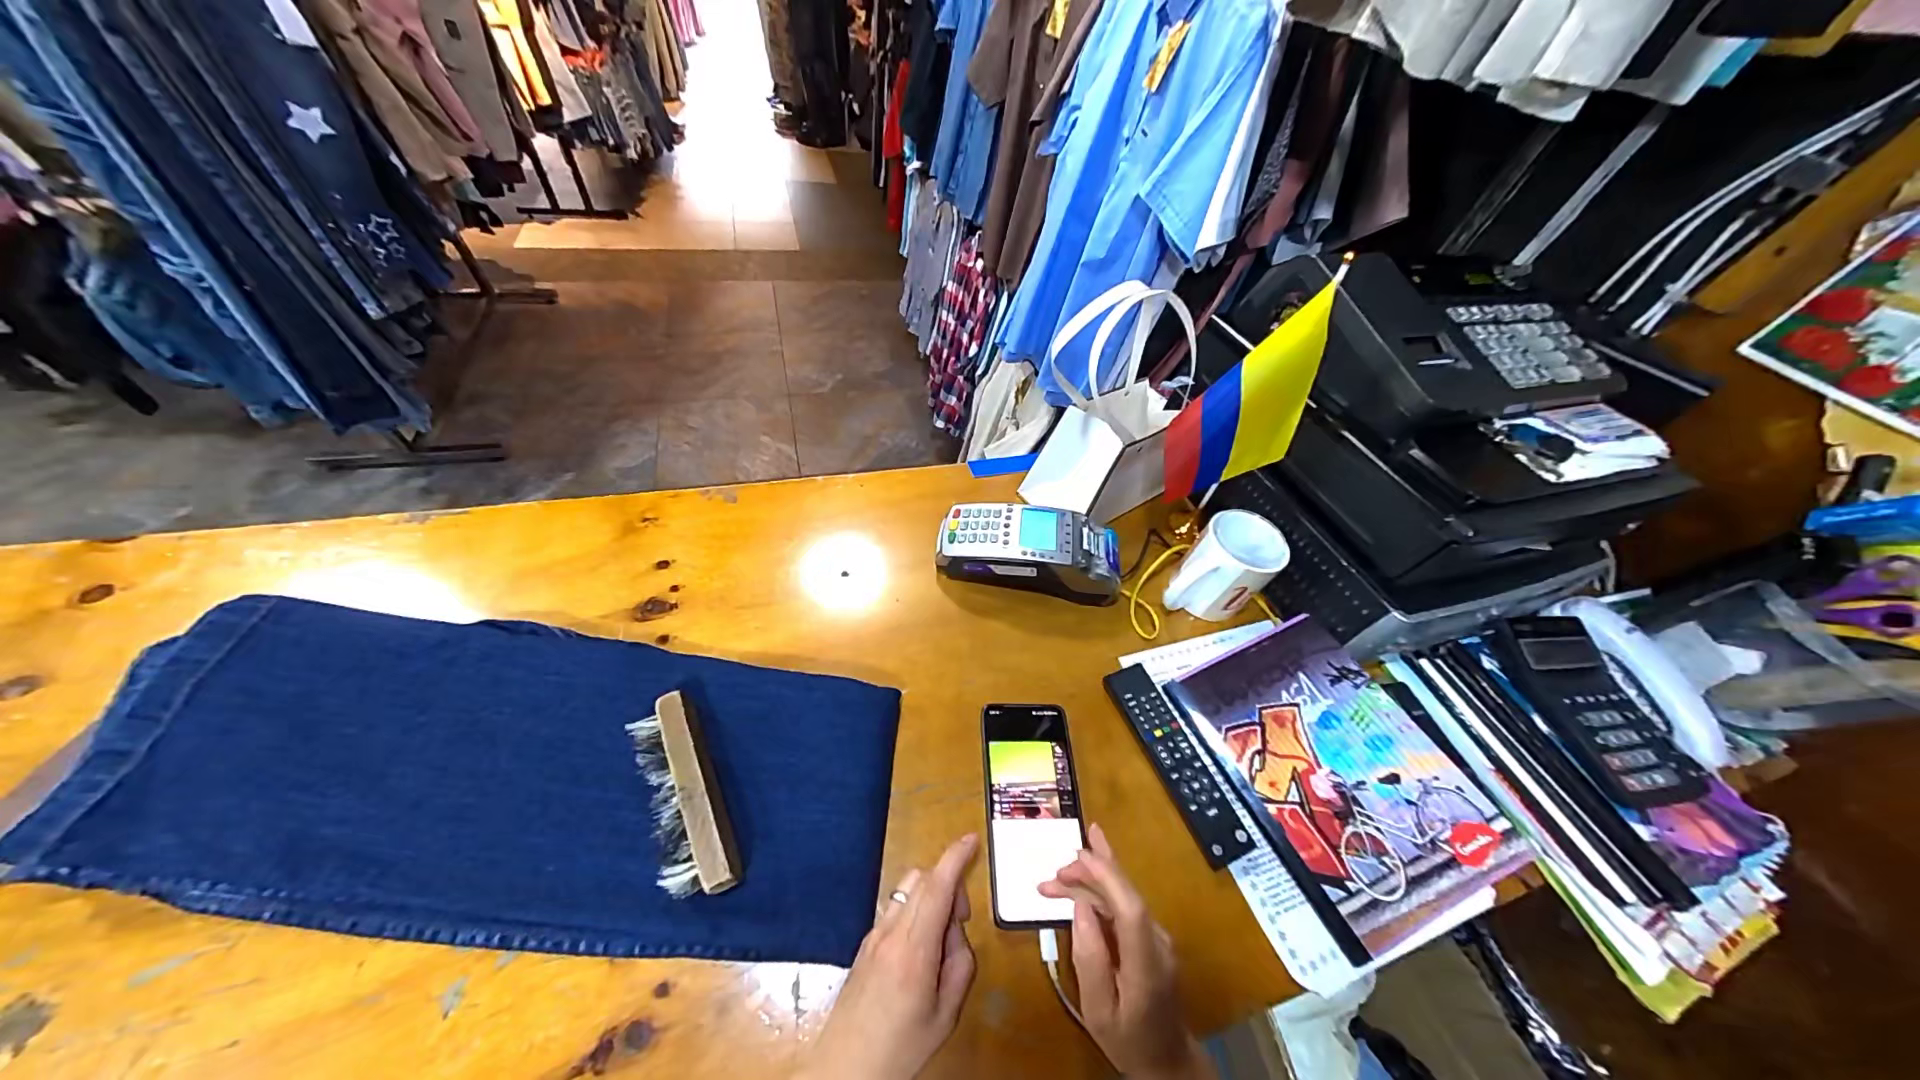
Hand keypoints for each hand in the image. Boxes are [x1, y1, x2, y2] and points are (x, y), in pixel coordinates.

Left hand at [799, 834, 979, 1079]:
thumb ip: (960, 966)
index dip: (956, 857)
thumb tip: (957, 934)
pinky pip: (896, 909)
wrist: (844, 1069)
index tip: (972, 840)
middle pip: (922, 880)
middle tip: (960, 923)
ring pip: (907, 890)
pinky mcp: (865, 944)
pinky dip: (915, 912)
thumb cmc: (899, 1048)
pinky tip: (920, 950)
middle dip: (949, 884)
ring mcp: (873, 936)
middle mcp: (890, 933)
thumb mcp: (945, 1015)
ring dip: (930, 897)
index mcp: (913, 950)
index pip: (937, 887)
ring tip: (940, 940)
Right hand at [1040, 824, 1213, 1079]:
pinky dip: (1099, 890)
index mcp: (1146, 964)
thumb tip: (1080, 908)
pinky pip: (1124, 903)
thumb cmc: (1128, 1040)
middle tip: (1053, 874)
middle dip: (1090, 873)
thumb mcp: (1098, 1011)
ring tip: (1056, 877)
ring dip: (1090, 881)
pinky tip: (1085, 872)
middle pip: (1126, 894)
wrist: (1166, 1058)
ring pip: (1123, 895)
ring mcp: (1158, 936)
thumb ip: (1089, 960)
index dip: (1107, 876)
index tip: (1078, 856)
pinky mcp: (1151, 934)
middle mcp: (1158, 942)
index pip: (1131, 909)